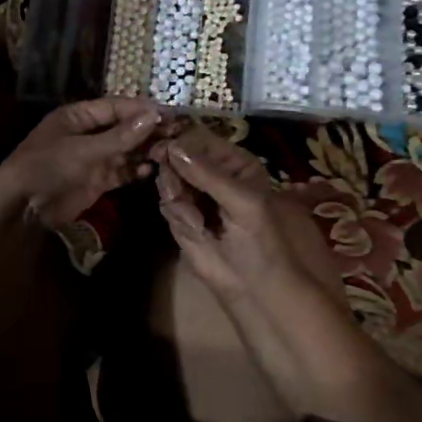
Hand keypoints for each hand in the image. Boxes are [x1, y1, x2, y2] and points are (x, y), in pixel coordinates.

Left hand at [0, 98, 164, 226]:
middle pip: (124, 127)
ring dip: (146, 150)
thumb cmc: (46, 167)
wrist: (22, 206)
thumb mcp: (83, 149)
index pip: (116, 107)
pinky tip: (152, 169)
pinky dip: (136, 170)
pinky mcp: (96, 180)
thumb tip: (153, 115)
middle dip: (148, 130)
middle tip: (179, 133)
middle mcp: (87, 134)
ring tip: (171, 151)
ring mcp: (92, 158)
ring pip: (126, 150)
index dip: (142, 110)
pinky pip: (121, 171)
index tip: (170, 113)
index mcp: (77, 117)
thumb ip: (119, 136)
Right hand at [151, 127, 340, 302]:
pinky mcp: (179, 214)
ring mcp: (193, 193)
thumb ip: (207, 174)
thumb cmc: (261, 239)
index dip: (179, 142)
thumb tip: (172, 148)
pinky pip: (165, 203)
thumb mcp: (242, 201)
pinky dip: (177, 216)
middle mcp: (210, 173)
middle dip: (174, 175)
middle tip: (178, 194)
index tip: (160, 150)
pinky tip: (196, 229)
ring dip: (177, 199)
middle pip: (176, 158)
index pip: (199, 139)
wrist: (252, 282)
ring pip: (166, 180)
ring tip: (197, 221)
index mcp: (233, 162)